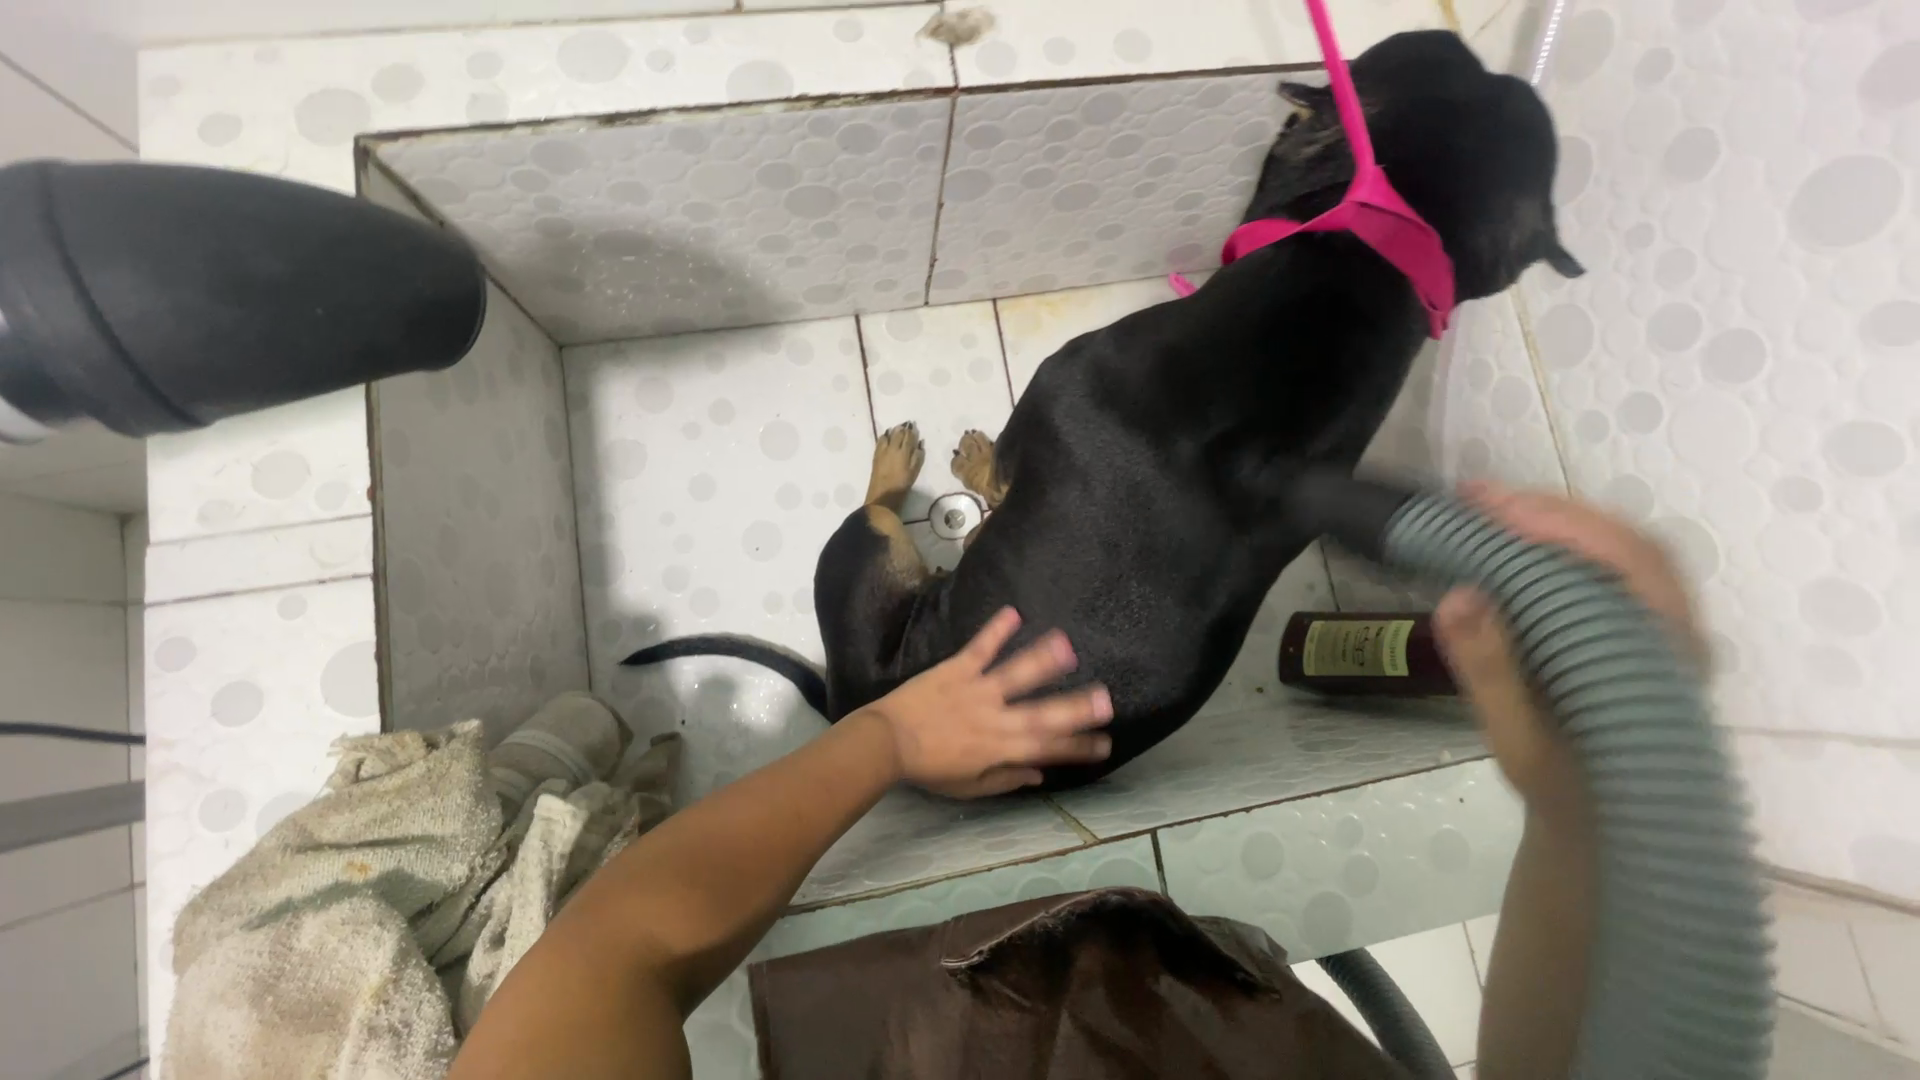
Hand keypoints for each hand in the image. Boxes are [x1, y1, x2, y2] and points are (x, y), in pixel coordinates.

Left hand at [855, 607, 1113, 797]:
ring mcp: (977, 690)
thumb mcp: (968, 787)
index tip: (1105, 742)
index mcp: (999, 748)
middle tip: (1105, 699)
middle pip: (1041, 713)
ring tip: (1067, 646)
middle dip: (1075, 708)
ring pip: (1015, 674)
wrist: (886, 742)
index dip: (1078, 747)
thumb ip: (1005, 779)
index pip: (1046, 749)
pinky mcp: (957, 669)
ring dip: (1041, 660)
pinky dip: (996, 630)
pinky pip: (980, 647)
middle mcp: (995, 718)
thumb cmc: (928, 768)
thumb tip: (1040, 773)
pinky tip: (1013, 612)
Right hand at [1434, 484, 1705, 829]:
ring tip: (1481, 509)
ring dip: (1549, 522)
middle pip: (1626, 546)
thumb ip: (1490, 671)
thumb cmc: (1559, 785)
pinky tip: (1506, 538)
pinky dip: (1551, 544)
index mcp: (1656, 659)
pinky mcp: (1629, 629)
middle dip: (1548, 513)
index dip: (1562, 527)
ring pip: (1617, 552)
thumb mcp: (1515, 737)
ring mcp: (1655, 629)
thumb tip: (1459, 594)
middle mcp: (1672, 633)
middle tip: (1473, 498)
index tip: (1493, 508)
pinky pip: (1601, 570)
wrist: (1601, 821)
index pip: (1629, 566)